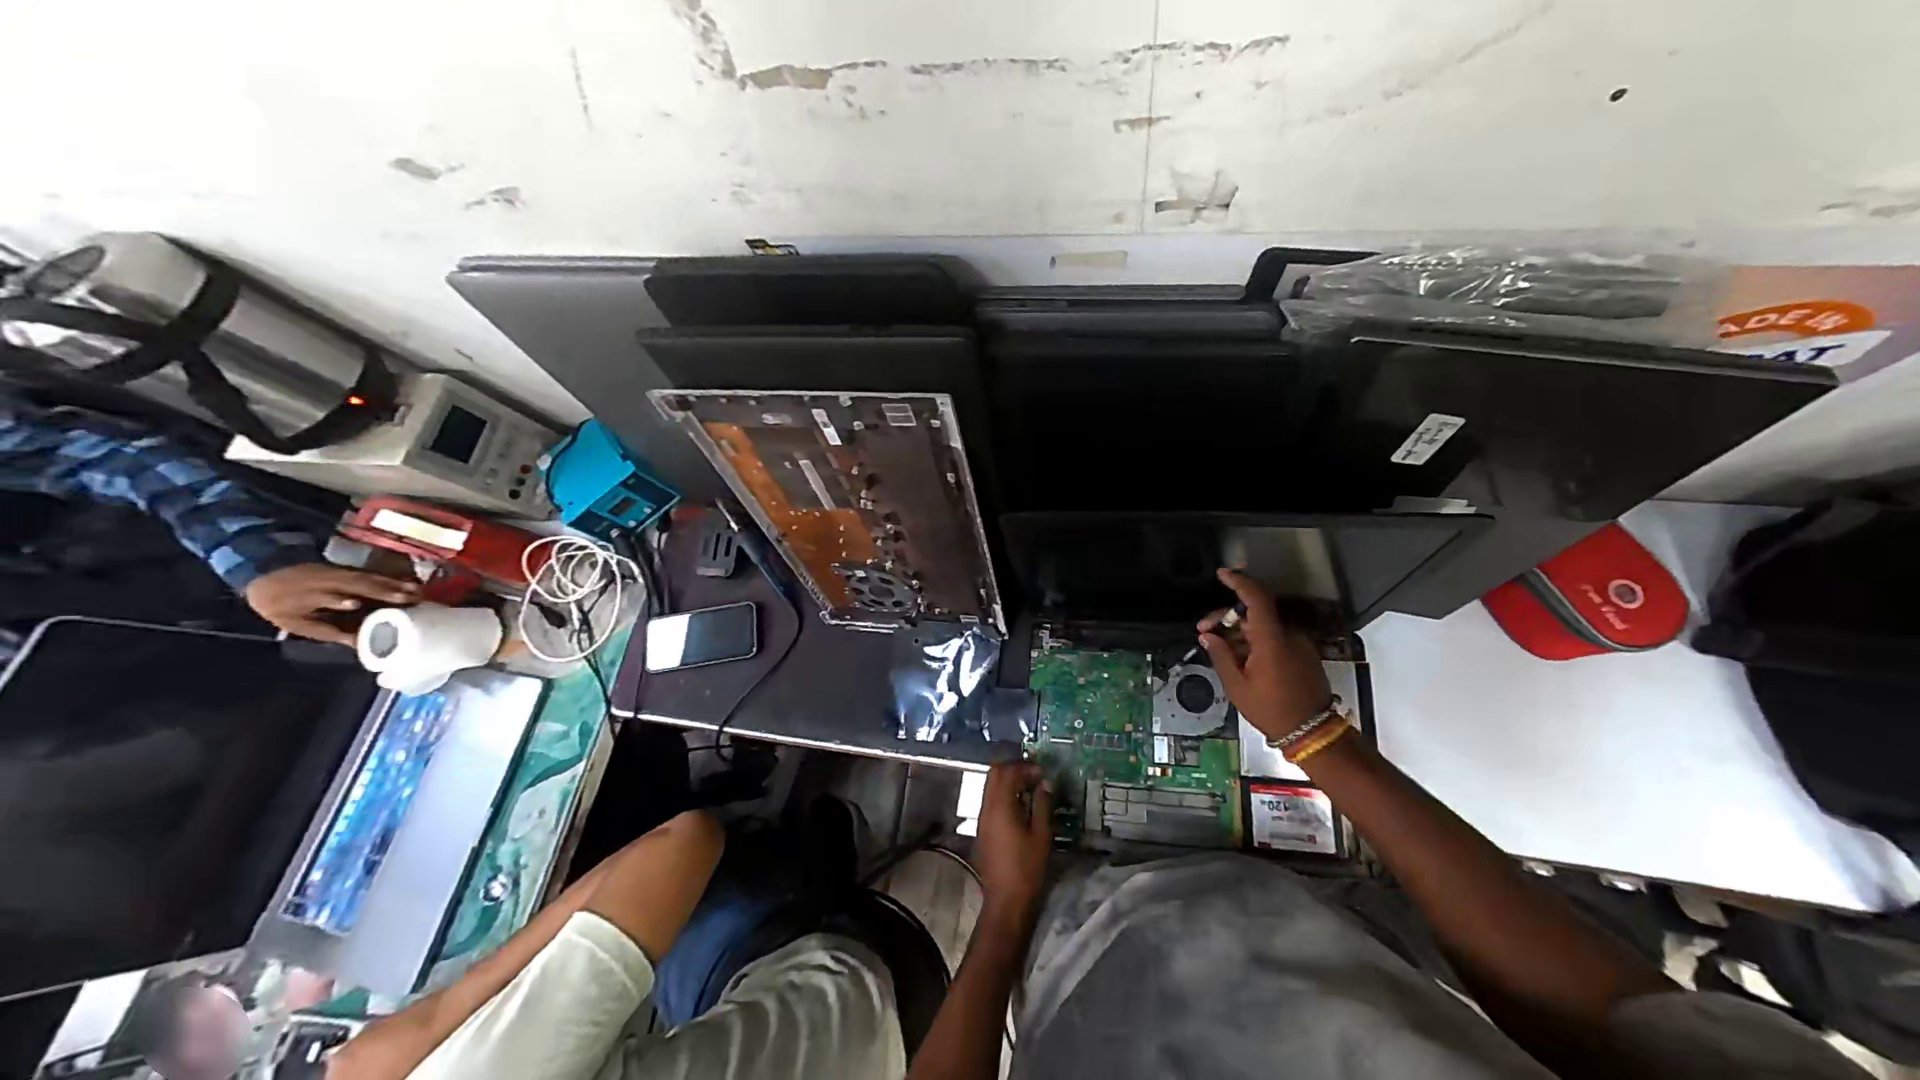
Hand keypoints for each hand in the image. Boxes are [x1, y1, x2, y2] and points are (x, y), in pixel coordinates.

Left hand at [245, 563, 422, 644]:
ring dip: (394, 584)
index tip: (355, 605)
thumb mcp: (296, 624)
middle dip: (381, 591)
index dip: (337, 600)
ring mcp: (340, 574)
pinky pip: (373, 574)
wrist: (269, 578)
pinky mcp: (349, 570)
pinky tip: (409, 583)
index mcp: (307, 596)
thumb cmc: (283, 607)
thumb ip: (327, 632)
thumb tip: (357, 643)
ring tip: (417, 592)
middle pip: (357, 585)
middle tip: (410, 599)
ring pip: (369, 578)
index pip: (324, 597)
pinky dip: (392, 579)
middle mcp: (326, 582)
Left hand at [972, 761, 1051, 922]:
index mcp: (1001, 806)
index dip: (1026, 767)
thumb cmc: (1027, 867)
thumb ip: (1042, 804)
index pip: (1008, 772)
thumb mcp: (1042, 834)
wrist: (1006, 900)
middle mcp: (987, 807)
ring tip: (1031, 788)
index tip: (1043, 772)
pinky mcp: (983, 828)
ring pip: (991, 786)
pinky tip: (1022, 805)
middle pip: (995, 774)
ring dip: (1009, 781)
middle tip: (1036, 775)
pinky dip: (1005, 794)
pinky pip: (991, 800)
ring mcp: (982, 818)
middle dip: (1015, 769)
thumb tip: (1045, 783)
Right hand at [1198, 568, 1331, 741]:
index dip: (1239, 582)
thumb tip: (1208, 635)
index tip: (1222, 575)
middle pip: (1254, 612)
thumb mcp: (1237, 686)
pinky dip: (1253, 639)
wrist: (1312, 732)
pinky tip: (1237, 653)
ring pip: (1263, 625)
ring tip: (1218, 645)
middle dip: (1227, 615)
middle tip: (1204, 629)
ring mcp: (1297, 644)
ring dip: (1238, 629)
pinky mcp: (1301, 653)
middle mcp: (1288, 635)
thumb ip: (1221, 655)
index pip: (1257, 599)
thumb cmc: (1271, 710)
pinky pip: (1273, 636)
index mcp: (1272, 641)